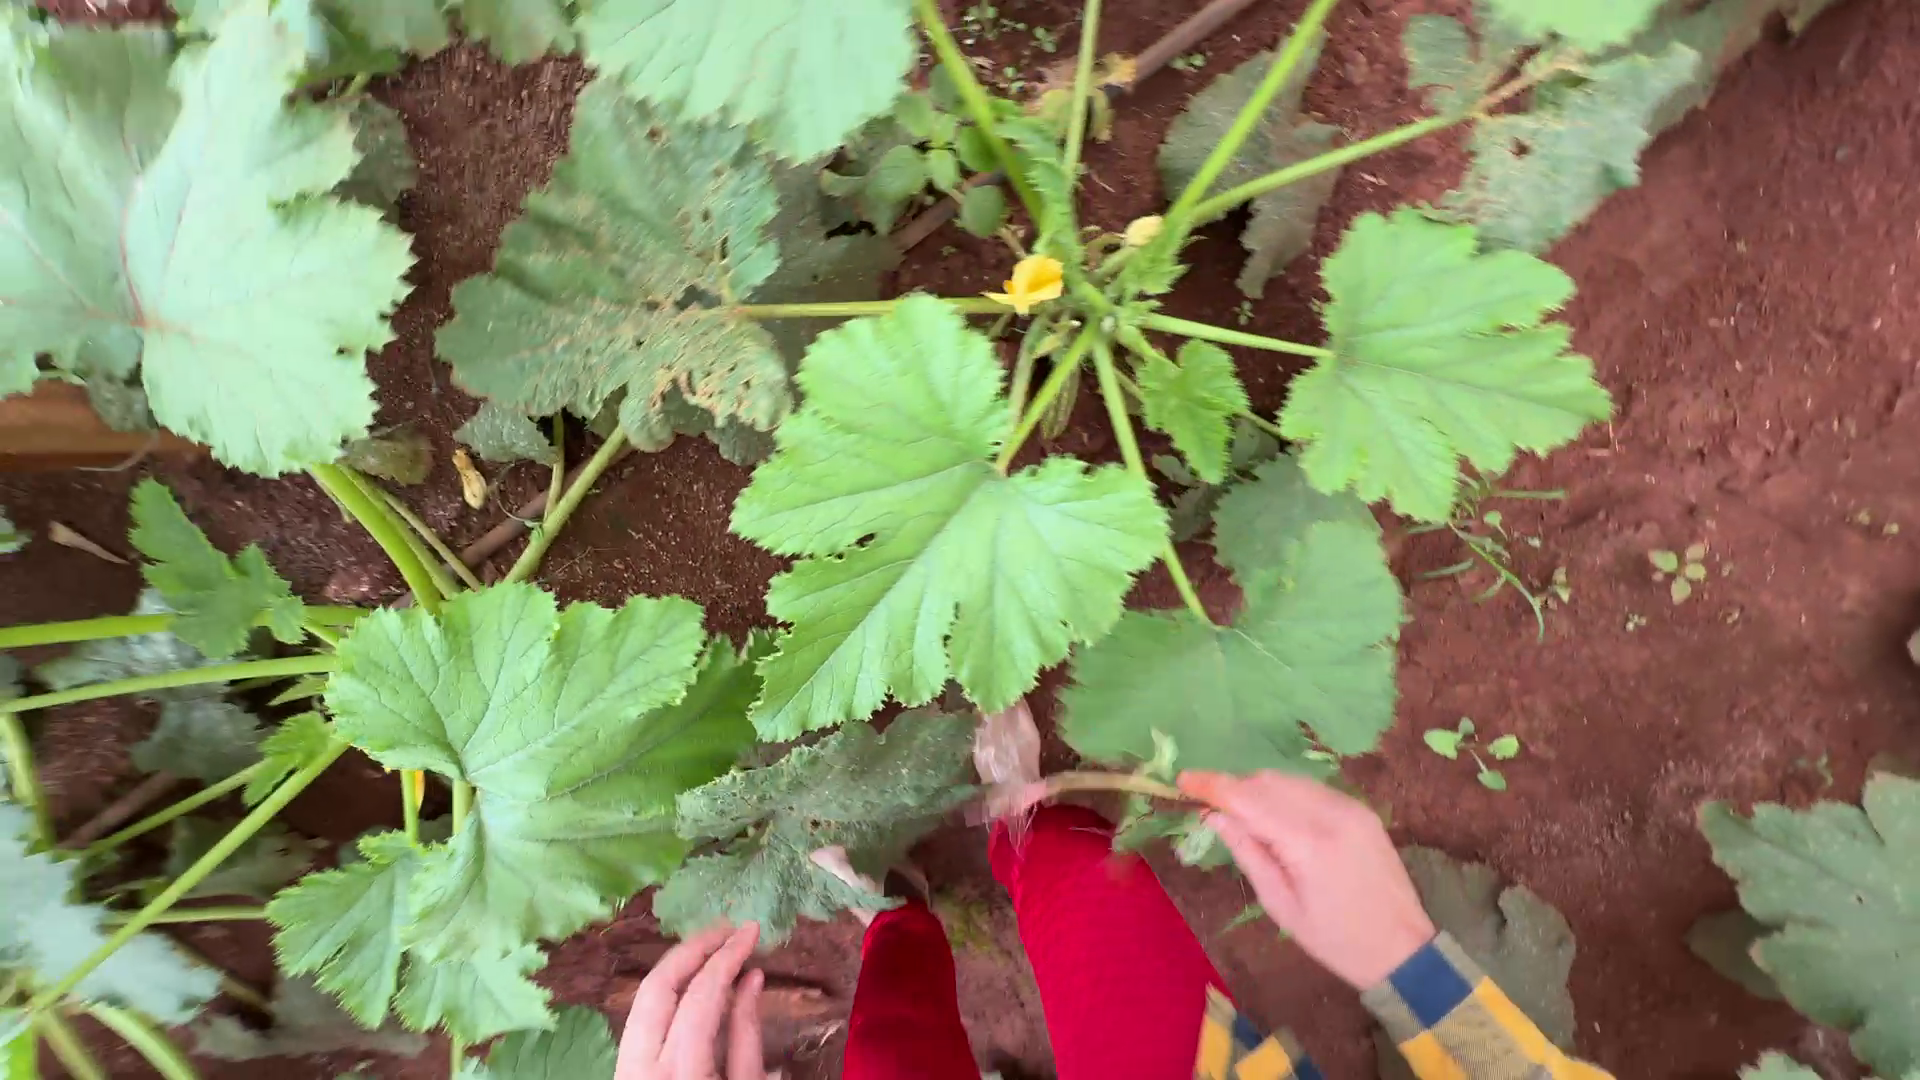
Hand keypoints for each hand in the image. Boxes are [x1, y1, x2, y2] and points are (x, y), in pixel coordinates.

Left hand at [615, 922, 766, 1079]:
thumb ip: (747, 1036)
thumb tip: (753, 976)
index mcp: (678, 1072)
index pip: (701, 995)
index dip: (728, 955)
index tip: (752, 929)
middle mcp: (640, 1067)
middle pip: (658, 986)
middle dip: (694, 948)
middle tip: (727, 929)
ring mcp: (625, 1068)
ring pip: (644, 998)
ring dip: (679, 965)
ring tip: (714, 947)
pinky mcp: (623, 1070)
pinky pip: (644, 1017)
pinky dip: (670, 991)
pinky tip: (696, 981)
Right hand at [1180, 770, 1435, 989]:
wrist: (1407, 952)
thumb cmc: (1335, 940)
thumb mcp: (1280, 904)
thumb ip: (1247, 852)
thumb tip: (1214, 816)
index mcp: (1307, 842)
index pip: (1247, 798)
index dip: (1211, 785)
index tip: (1182, 780)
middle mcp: (1329, 813)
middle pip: (1265, 781)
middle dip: (1233, 788)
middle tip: (1211, 807)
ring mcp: (1348, 807)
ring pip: (1286, 779)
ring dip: (1257, 789)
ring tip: (1243, 814)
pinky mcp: (1360, 809)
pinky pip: (1309, 788)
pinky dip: (1283, 793)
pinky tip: (1277, 816)